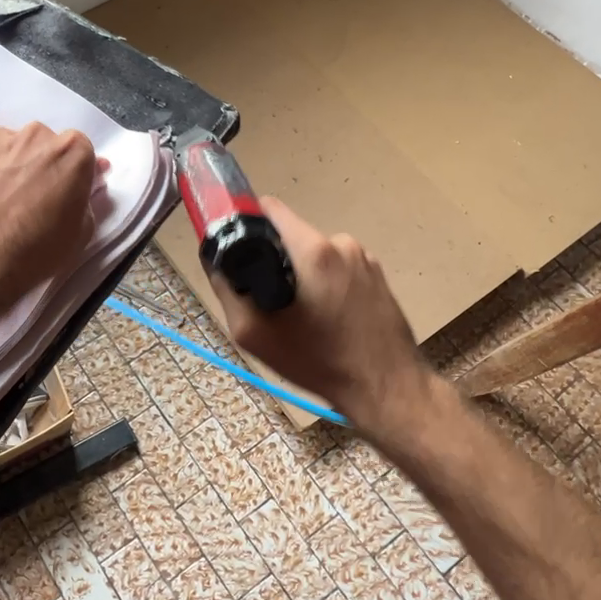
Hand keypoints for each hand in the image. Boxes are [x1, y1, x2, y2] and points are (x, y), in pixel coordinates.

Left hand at [0, 123, 103, 316]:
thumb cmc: (37, 248)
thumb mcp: (81, 232)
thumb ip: (84, 201)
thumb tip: (76, 190)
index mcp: (72, 150)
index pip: (82, 153)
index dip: (75, 174)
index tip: (69, 193)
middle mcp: (37, 135)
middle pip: (48, 146)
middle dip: (46, 166)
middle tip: (37, 199)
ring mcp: (0, 139)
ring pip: (17, 148)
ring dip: (17, 166)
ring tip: (6, 200)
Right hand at [210, 197, 439, 438]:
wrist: (388, 390)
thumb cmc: (316, 361)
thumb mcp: (252, 332)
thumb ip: (226, 287)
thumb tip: (213, 259)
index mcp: (312, 249)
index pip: (269, 208)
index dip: (246, 224)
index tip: (239, 251)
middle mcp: (341, 243)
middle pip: (291, 234)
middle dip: (274, 257)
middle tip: (268, 297)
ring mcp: (365, 258)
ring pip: (314, 252)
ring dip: (302, 273)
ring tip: (302, 314)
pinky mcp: (379, 275)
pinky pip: (337, 267)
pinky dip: (326, 283)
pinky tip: (328, 317)